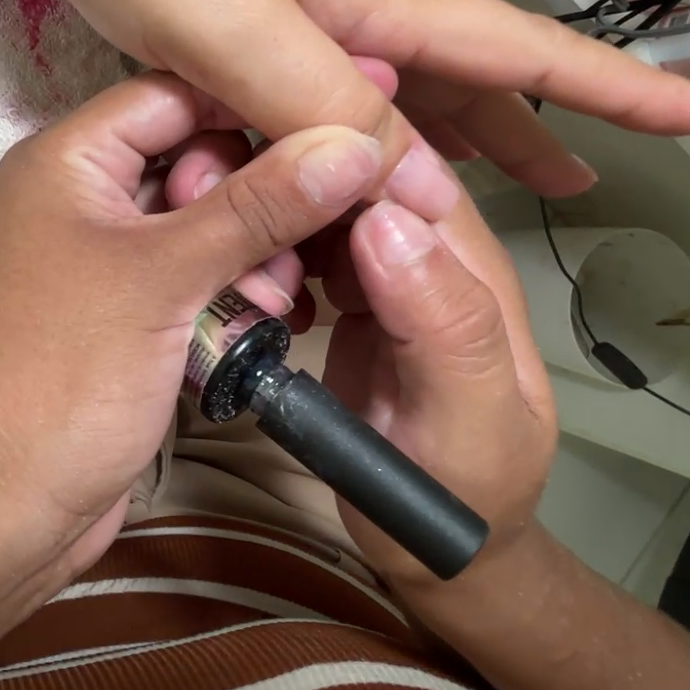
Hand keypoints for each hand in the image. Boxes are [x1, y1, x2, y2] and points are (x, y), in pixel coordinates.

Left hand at [0, 73, 385, 572]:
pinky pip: (190, 277)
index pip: (172, 94)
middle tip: (294, 245)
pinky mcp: (122, 315)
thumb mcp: (162, 277)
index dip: (253, 100)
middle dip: (254, 196)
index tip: (343, 120)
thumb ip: (258, 205)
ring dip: (247, 253)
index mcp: (65, 160)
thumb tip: (352, 140)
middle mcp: (79, 197)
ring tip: (270, 300)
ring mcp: (100, 259)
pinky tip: (259, 324)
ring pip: (199, 224)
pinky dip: (227, 292)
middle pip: (192, 158)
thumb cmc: (62, 373)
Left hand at [8, 0, 689, 206]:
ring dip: (442, 138)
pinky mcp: (245, 33)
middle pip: (462, 79)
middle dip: (524, 131)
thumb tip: (419, 187)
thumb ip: (323, 102)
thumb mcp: (238, 27)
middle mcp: (348, 14)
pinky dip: (352, 137)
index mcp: (371, 6)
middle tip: (578, 186)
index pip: (517, 49)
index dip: (610, 89)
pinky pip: (323, 98)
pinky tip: (349, 160)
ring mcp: (297, 21)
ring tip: (484, 188)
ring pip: (393, 92)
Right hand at [161, 134, 556, 585]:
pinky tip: (242, 273)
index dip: (338, 146)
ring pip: (317, 209)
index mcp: (466, 265)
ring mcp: (378, 274)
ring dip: (270, 213)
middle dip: (288, 177)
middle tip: (218, 193)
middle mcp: (422, 253)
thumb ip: (446, 324)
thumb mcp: (471, 421)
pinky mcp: (343, 295)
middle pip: (352, 180)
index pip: (405, 172)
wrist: (440, 543)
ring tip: (224, 235)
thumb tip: (382, 219)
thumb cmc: (466, 491)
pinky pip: (299, 249)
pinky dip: (266, 252)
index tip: (261, 147)